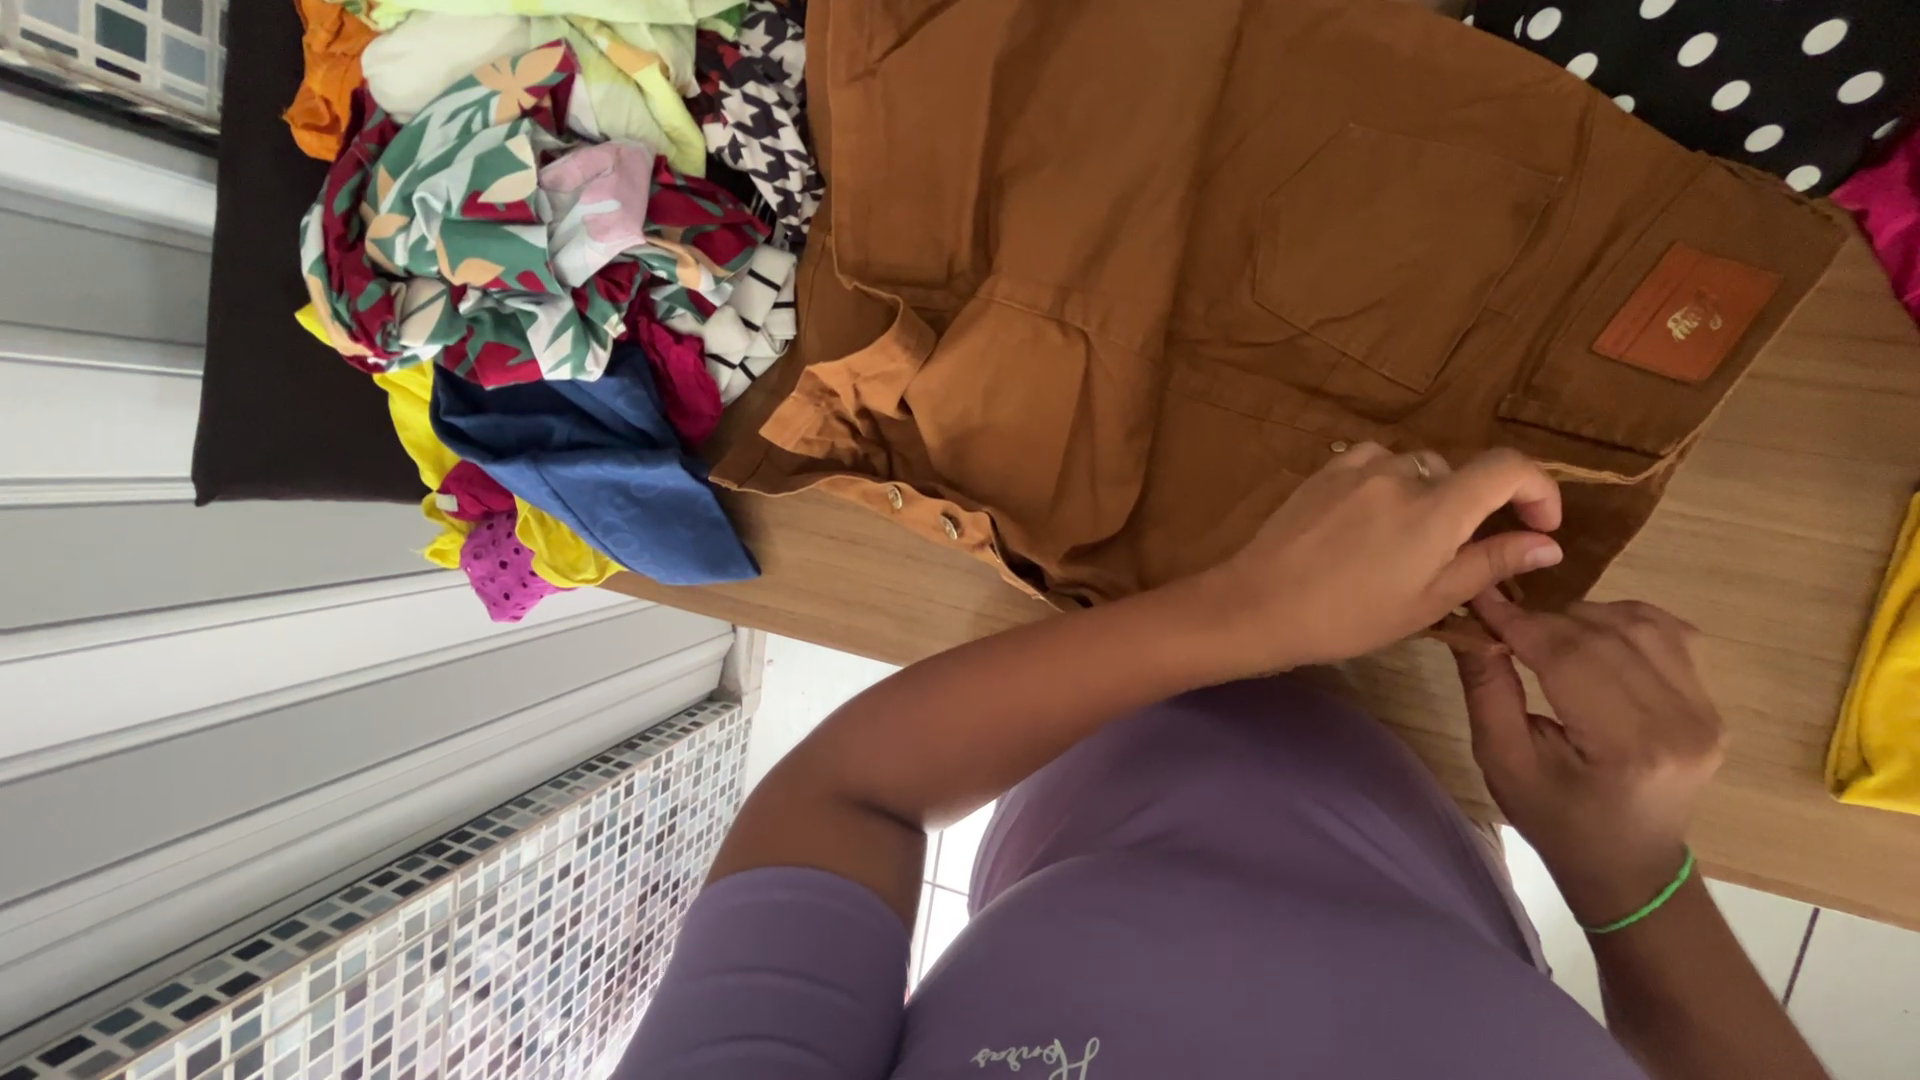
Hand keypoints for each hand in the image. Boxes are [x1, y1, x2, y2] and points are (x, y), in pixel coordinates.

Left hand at [1189, 442, 1562, 669]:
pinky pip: (1370, 464)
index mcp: (1433, 509)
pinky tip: (1366, 520)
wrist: (1257, 604)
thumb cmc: (1346, 617)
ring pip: (1412, 466)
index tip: (1538, 526)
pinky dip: (1385, 483)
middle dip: (1472, 505)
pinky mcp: (1320, 473)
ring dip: (1425, 493)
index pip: (1508, 467)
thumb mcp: (1426, 602)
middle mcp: (1397, 475)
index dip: (1538, 489)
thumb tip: (1546, 543)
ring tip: (1404, 540)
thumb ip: (1488, 564)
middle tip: (1454, 552)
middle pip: (1457, 471)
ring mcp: (1353, 469)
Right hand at [1453, 590, 1726, 927]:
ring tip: (1540, 629)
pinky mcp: (1709, 703)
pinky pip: (1669, 635)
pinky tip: (1588, 633)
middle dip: (1542, 617)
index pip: (1569, 657)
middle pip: (1604, 635)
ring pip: (1641, 624)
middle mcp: (1680, 721)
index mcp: (1626, 745)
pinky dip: (1621, 620)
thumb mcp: (1501, 758)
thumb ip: (1487, 689)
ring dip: (1580, 615)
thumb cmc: (1553, 816)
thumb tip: (1470, 624)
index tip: (1477, 598)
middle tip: (1498, 617)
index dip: (1518, 621)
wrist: (1627, 860)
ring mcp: (1704, 710)